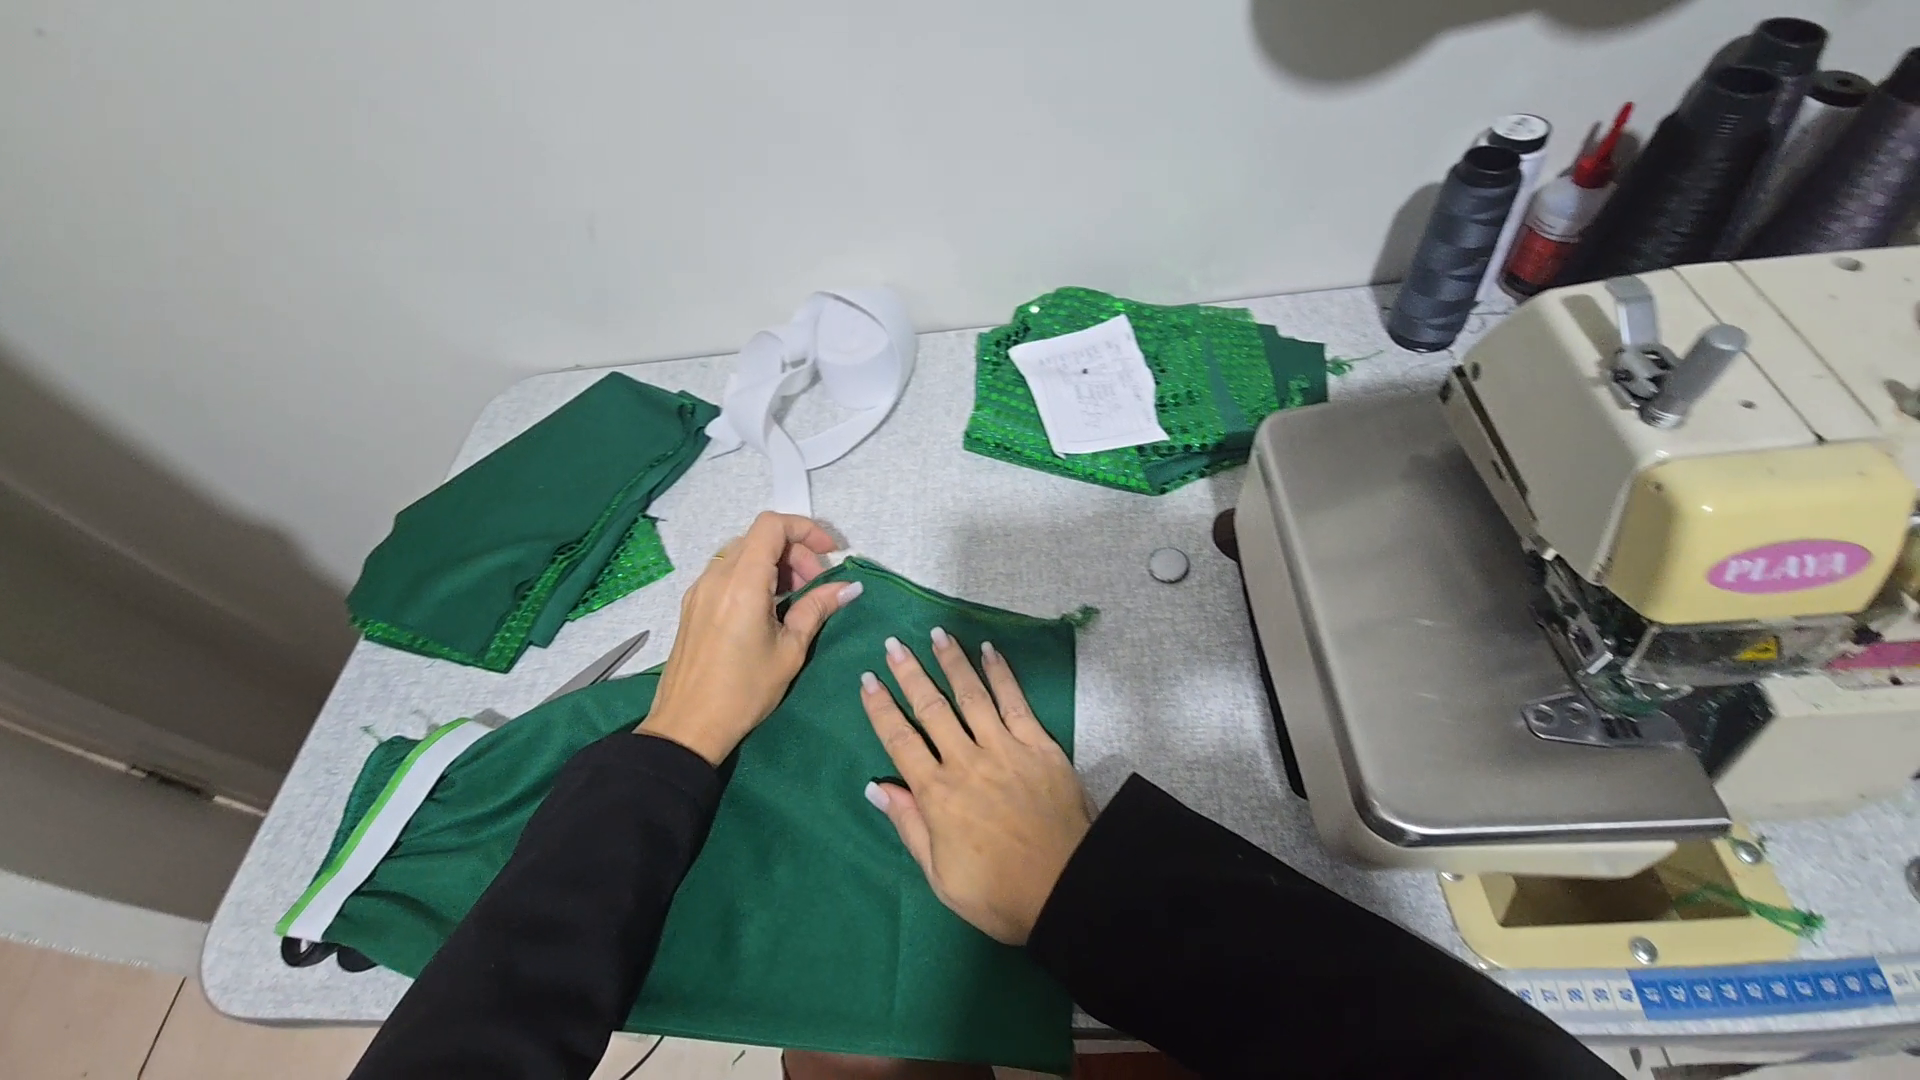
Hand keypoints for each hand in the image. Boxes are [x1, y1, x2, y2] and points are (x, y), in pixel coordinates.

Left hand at [638, 511, 860, 764]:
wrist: (687, 726)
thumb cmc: (744, 692)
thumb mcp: (789, 651)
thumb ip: (817, 609)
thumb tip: (849, 587)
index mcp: (742, 584)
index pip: (773, 526)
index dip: (806, 529)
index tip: (830, 553)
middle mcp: (716, 576)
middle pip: (760, 537)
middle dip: (796, 551)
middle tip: (817, 586)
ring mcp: (700, 589)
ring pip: (743, 553)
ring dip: (776, 563)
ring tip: (797, 598)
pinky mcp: (693, 604)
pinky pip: (728, 571)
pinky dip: (755, 575)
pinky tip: (769, 608)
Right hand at [860, 629, 1091, 944]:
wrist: (1066, 890)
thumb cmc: (998, 892)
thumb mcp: (940, 876)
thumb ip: (909, 826)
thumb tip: (876, 787)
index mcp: (937, 794)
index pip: (900, 741)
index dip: (881, 708)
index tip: (867, 681)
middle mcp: (966, 761)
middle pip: (931, 708)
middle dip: (910, 673)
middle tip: (893, 644)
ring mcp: (1004, 748)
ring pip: (971, 695)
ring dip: (952, 662)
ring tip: (937, 634)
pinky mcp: (1038, 745)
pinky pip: (1016, 701)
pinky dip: (1001, 673)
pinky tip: (990, 650)